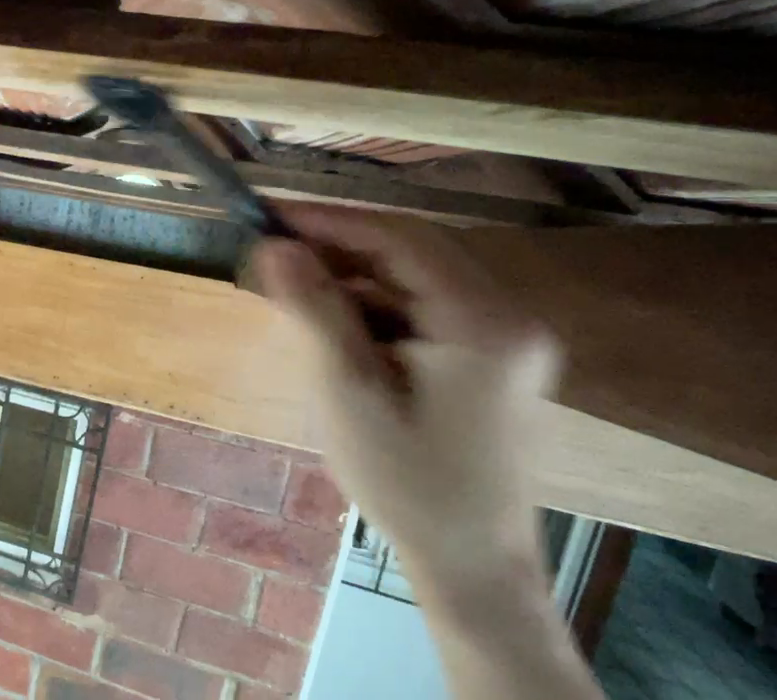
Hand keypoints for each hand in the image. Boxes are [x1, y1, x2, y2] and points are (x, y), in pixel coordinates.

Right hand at [248, 207, 560, 597]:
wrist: (471, 559)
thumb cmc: (406, 479)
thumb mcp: (349, 391)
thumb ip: (315, 310)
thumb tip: (273, 244)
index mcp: (484, 322)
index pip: (401, 239)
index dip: (330, 220)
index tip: (267, 216)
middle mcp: (508, 317)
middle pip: (412, 251)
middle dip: (337, 245)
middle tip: (269, 251)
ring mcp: (505, 337)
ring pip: (414, 276)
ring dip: (352, 275)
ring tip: (289, 288)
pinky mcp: (491, 357)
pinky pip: (424, 306)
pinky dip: (373, 304)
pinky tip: (332, 323)